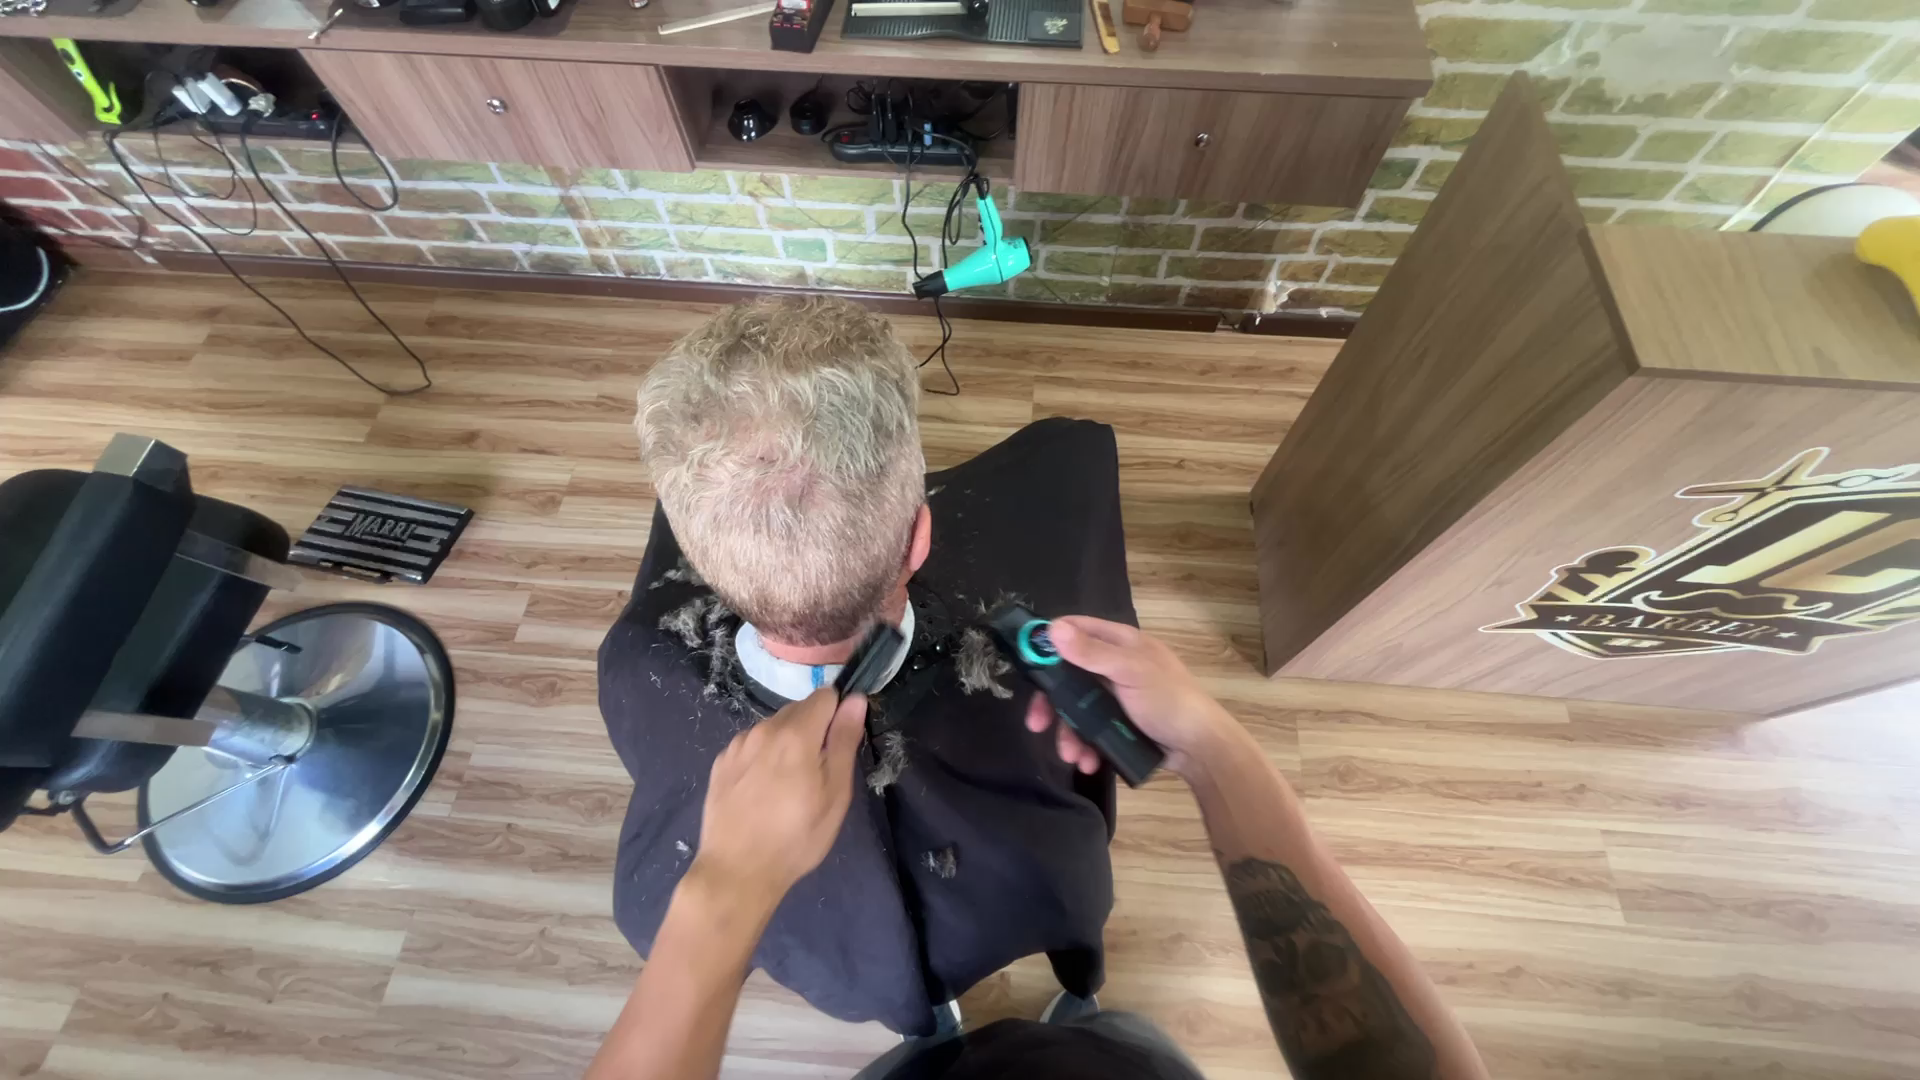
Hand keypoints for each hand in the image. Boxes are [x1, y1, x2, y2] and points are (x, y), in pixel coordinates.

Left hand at [692, 688, 866, 911]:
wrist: (736, 873)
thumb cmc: (796, 837)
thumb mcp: (834, 793)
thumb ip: (844, 740)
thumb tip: (855, 700)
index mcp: (796, 733)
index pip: (825, 695)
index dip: (837, 715)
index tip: (837, 746)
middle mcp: (764, 729)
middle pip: (799, 709)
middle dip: (813, 730)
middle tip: (815, 774)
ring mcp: (738, 745)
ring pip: (774, 727)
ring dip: (787, 743)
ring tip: (787, 786)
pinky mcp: (721, 762)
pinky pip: (752, 744)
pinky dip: (763, 756)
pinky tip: (762, 791)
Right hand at [1023, 616, 1246, 779]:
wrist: (1201, 749)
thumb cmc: (1169, 700)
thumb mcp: (1131, 672)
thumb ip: (1092, 653)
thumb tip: (1052, 628)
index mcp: (1120, 643)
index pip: (1076, 630)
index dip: (1049, 642)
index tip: (1026, 661)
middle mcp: (1113, 665)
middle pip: (1067, 676)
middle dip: (1051, 703)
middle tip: (1036, 723)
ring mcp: (1114, 696)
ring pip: (1075, 708)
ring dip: (1068, 732)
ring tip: (1071, 756)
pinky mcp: (1117, 723)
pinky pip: (1090, 730)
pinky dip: (1085, 746)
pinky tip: (1088, 762)